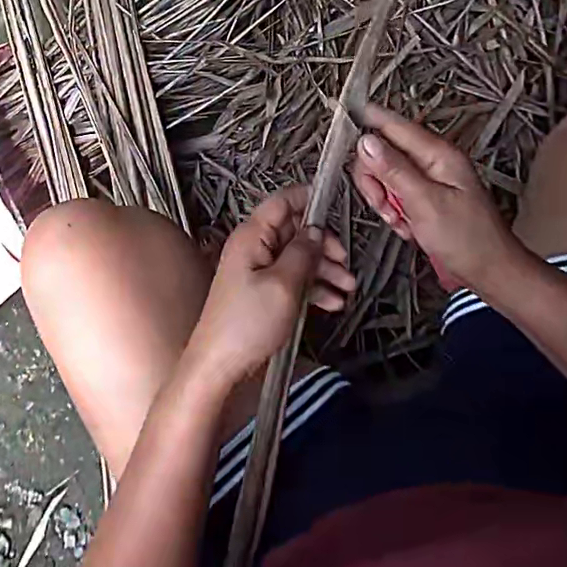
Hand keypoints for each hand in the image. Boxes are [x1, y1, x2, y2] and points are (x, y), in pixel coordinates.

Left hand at [185, 186, 354, 385]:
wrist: (219, 368)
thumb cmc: (244, 326)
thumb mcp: (283, 285)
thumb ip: (303, 253)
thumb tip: (316, 231)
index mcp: (252, 236)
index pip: (282, 201)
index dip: (308, 198)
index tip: (333, 202)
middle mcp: (253, 248)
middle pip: (294, 231)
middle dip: (323, 244)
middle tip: (344, 260)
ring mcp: (256, 270)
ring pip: (297, 257)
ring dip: (324, 269)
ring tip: (347, 287)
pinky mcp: (261, 292)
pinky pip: (292, 279)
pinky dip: (313, 287)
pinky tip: (332, 302)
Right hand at [351, 103, 523, 289]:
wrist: (492, 273)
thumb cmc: (470, 241)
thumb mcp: (425, 203)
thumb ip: (393, 170)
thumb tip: (367, 142)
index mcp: (438, 154)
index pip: (393, 124)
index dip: (366, 120)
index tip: (342, 115)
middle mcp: (433, 161)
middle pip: (382, 151)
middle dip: (374, 178)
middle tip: (384, 202)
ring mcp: (429, 178)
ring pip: (385, 174)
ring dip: (383, 198)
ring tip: (398, 218)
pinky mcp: (425, 195)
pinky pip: (394, 192)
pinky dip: (393, 209)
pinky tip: (405, 224)